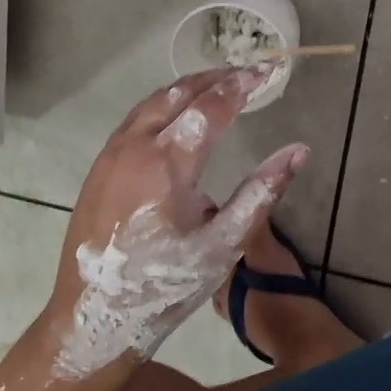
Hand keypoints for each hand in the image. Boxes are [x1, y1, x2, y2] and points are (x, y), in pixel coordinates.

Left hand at [40, 67, 308, 379]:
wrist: (90, 321)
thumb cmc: (164, 286)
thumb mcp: (223, 245)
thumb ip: (262, 192)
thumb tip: (300, 150)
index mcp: (165, 164)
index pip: (211, 105)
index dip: (244, 83)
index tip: (270, 68)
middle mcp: (134, 147)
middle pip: (179, 93)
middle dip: (217, 77)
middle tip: (250, 71)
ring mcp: (110, 155)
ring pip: (154, 102)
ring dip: (190, 87)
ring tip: (221, 84)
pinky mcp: (99, 167)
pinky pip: (137, 118)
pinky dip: (166, 103)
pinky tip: (181, 114)